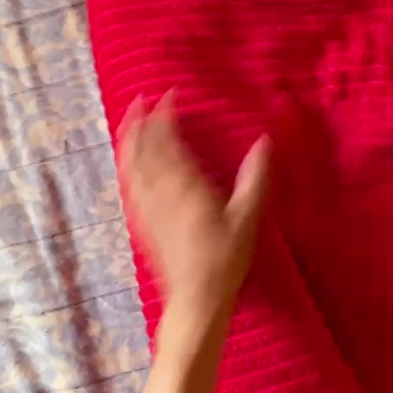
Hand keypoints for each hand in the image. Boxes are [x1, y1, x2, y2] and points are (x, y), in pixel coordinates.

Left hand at [116, 92, 271, 315]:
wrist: (195, 298)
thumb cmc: (225, 259)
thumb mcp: (247, 218)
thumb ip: (255, 179)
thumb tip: (264, 142)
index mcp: (186, 186)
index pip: (168, 140)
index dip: (165, 115)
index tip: (169, 95)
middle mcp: (161, 193)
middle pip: (140, 149)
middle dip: (138, 121)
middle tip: (140, 100)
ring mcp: (147, 209)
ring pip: (130, 167)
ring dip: (128, 141)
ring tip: (129, 124)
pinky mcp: (143, 225)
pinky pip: (130, 188)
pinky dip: (127, 168)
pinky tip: (129, 166)